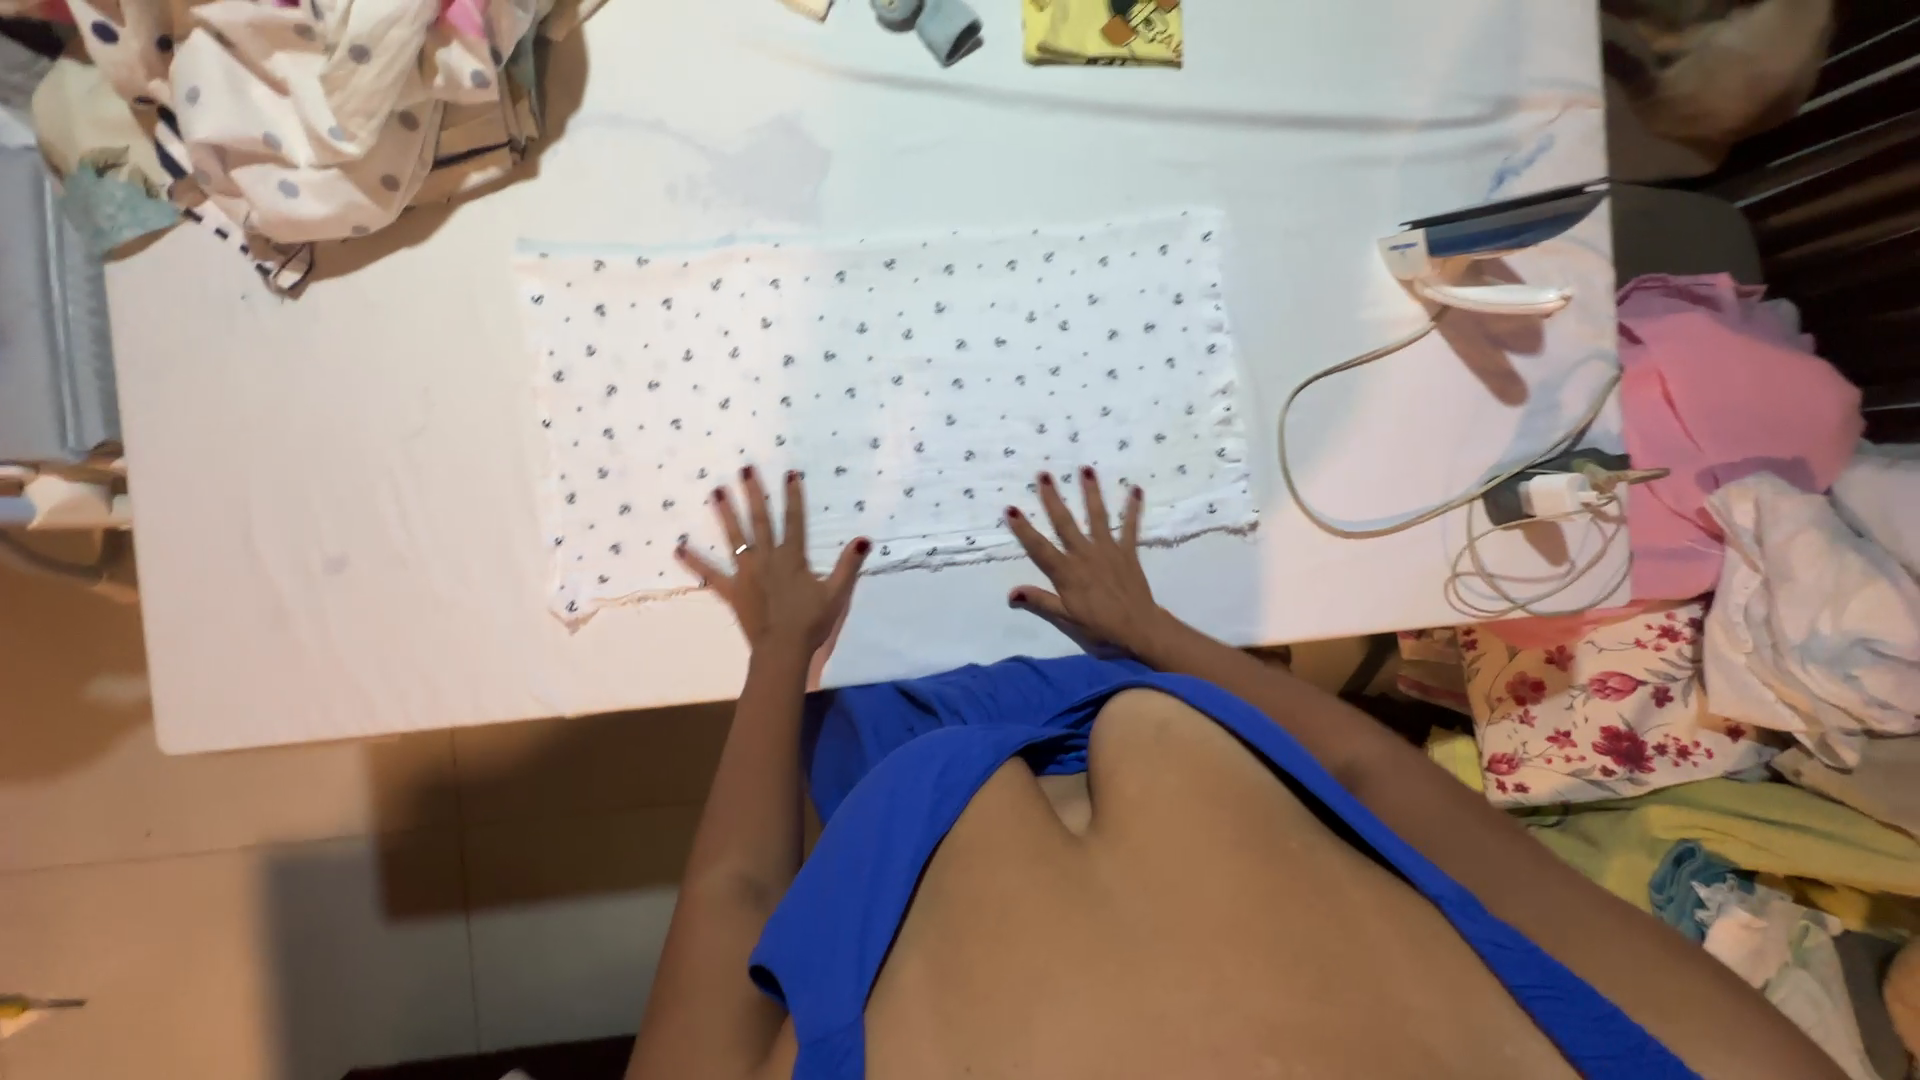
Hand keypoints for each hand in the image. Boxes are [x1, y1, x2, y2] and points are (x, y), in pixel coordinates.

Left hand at [676, 467, 869, 656]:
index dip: (793, 496)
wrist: (783, 650)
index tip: (790, 473)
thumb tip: (863, 539)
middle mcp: (767, 559)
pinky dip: (694, 562)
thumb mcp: (837, 594)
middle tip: (745, 469)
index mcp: (792, 558)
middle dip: (754, 493)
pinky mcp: (732, 591)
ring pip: (735, 538)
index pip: (794, 520)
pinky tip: (678, 548)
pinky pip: (710, 575)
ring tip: (716, 491)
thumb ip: (848, 565)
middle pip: (760, 520)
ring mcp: (746, 574)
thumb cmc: (811, 622)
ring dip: (726, 514)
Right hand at [1005, 467, 1173, 656]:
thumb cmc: (1099, 625)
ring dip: (1091, 492)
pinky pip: (1130, 527)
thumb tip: (1011, 593)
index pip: (1039, 547)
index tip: (1011, 509)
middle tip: (1043, 474)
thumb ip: (1040, 601)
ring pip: (1097, 516)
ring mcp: (1108, 550)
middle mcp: (1084, 554)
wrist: (1138, 628)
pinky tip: (1136, 489)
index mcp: (1066, 571)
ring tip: (1086, 469)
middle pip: (1065, 522)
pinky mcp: (1128, 552)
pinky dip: (1133, 509)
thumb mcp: (1065, 617)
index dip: (1023, 529)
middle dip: (1053, 498)